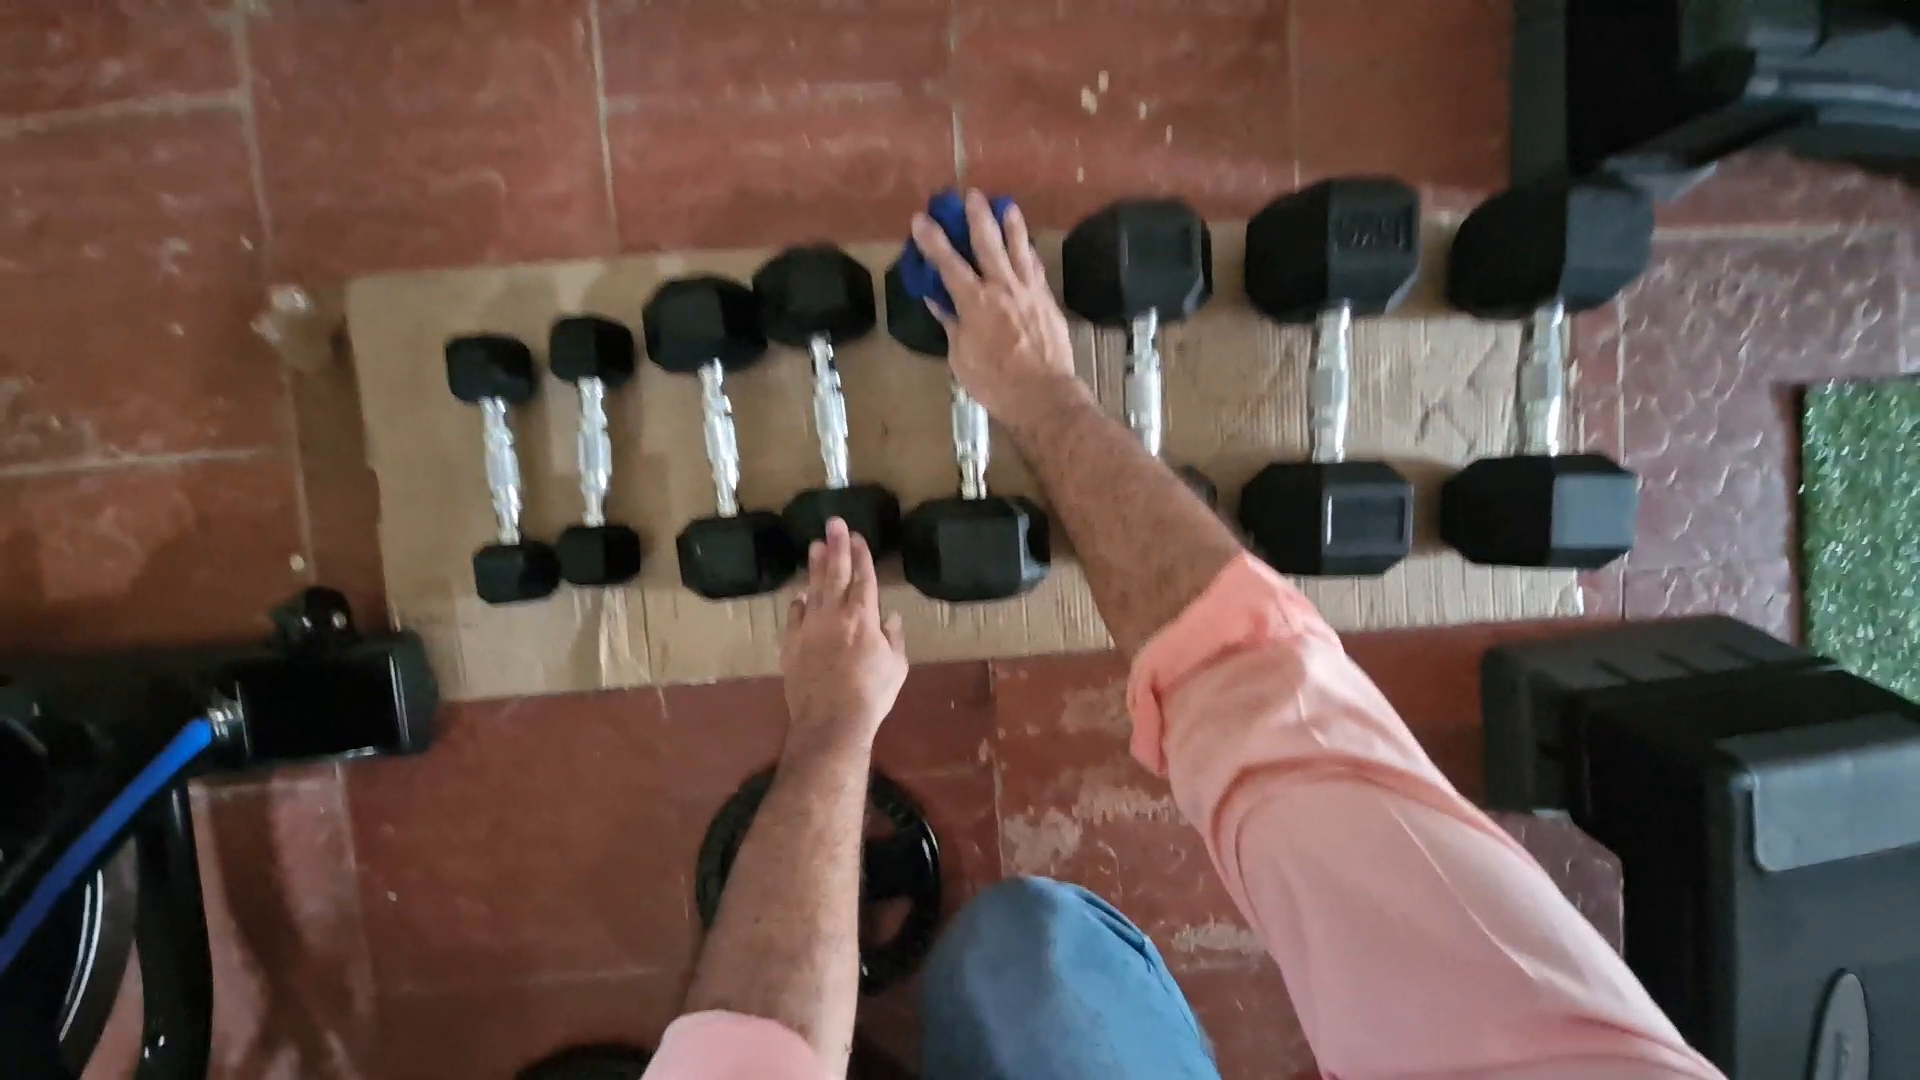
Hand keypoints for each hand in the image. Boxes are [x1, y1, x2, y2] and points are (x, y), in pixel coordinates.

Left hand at [779, 518, 907, 763]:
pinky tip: (801, 594)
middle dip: (836, 546)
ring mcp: (809, 627)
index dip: (861, 554)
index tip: (857, 535)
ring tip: (815, 546)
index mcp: (863, 617)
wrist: (830, 721)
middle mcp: (835, 615)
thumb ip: (893, 637)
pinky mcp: (792, 643)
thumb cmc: (871, 694)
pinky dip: (800, 602)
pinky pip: (795, 615)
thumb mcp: (897, 666)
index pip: (863, 577)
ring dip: (815, 566)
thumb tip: (889, 617)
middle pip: (835, 573)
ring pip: (813, 588)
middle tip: (834, 523)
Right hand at [910, 190, 1092, 433]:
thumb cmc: (995, 381)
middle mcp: (1002, 287)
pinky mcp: (1047, 300)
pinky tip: (1027, 245)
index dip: (933, 240)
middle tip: (970, 195)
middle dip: (976, 216)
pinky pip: (1036, 268)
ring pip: (1019, 248)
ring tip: (1007, 206)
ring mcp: (1029, 291)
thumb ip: (951, 324)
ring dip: (1011, 225)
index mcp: (975, 302)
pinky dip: (1029, 253)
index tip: (921, 219)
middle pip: (987, 243)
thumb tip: (937, 302)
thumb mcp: (961, 357)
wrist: (1042, 393)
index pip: (948, 263)